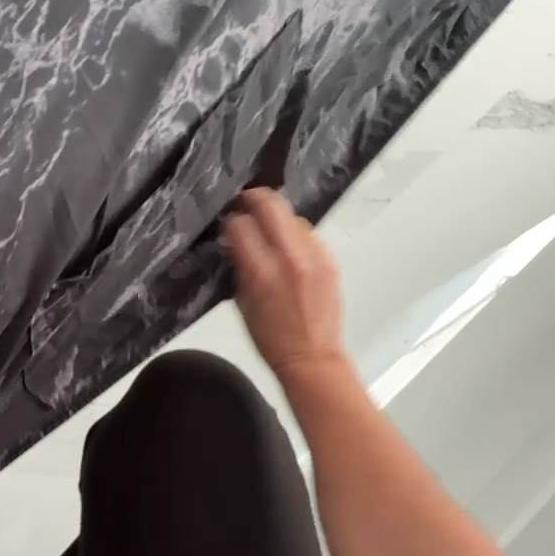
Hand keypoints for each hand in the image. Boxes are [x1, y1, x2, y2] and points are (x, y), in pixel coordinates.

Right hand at [223, 188, 347, 376]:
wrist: (312, 356)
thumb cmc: (269, 339)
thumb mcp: (242, 305)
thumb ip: (239, 269)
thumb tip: (233, 244)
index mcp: (261, 273)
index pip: (239, 226)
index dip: (229, 221)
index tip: (225, 225)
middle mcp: (289, 257)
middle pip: (270, 205)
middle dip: (252, 199)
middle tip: (241, 202)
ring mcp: (314, 255)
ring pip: (290, 216)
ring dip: (274, 217)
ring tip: (264, 228)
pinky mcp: (329, 259)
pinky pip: (307, 233)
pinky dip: (292, 234)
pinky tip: (286, 248)